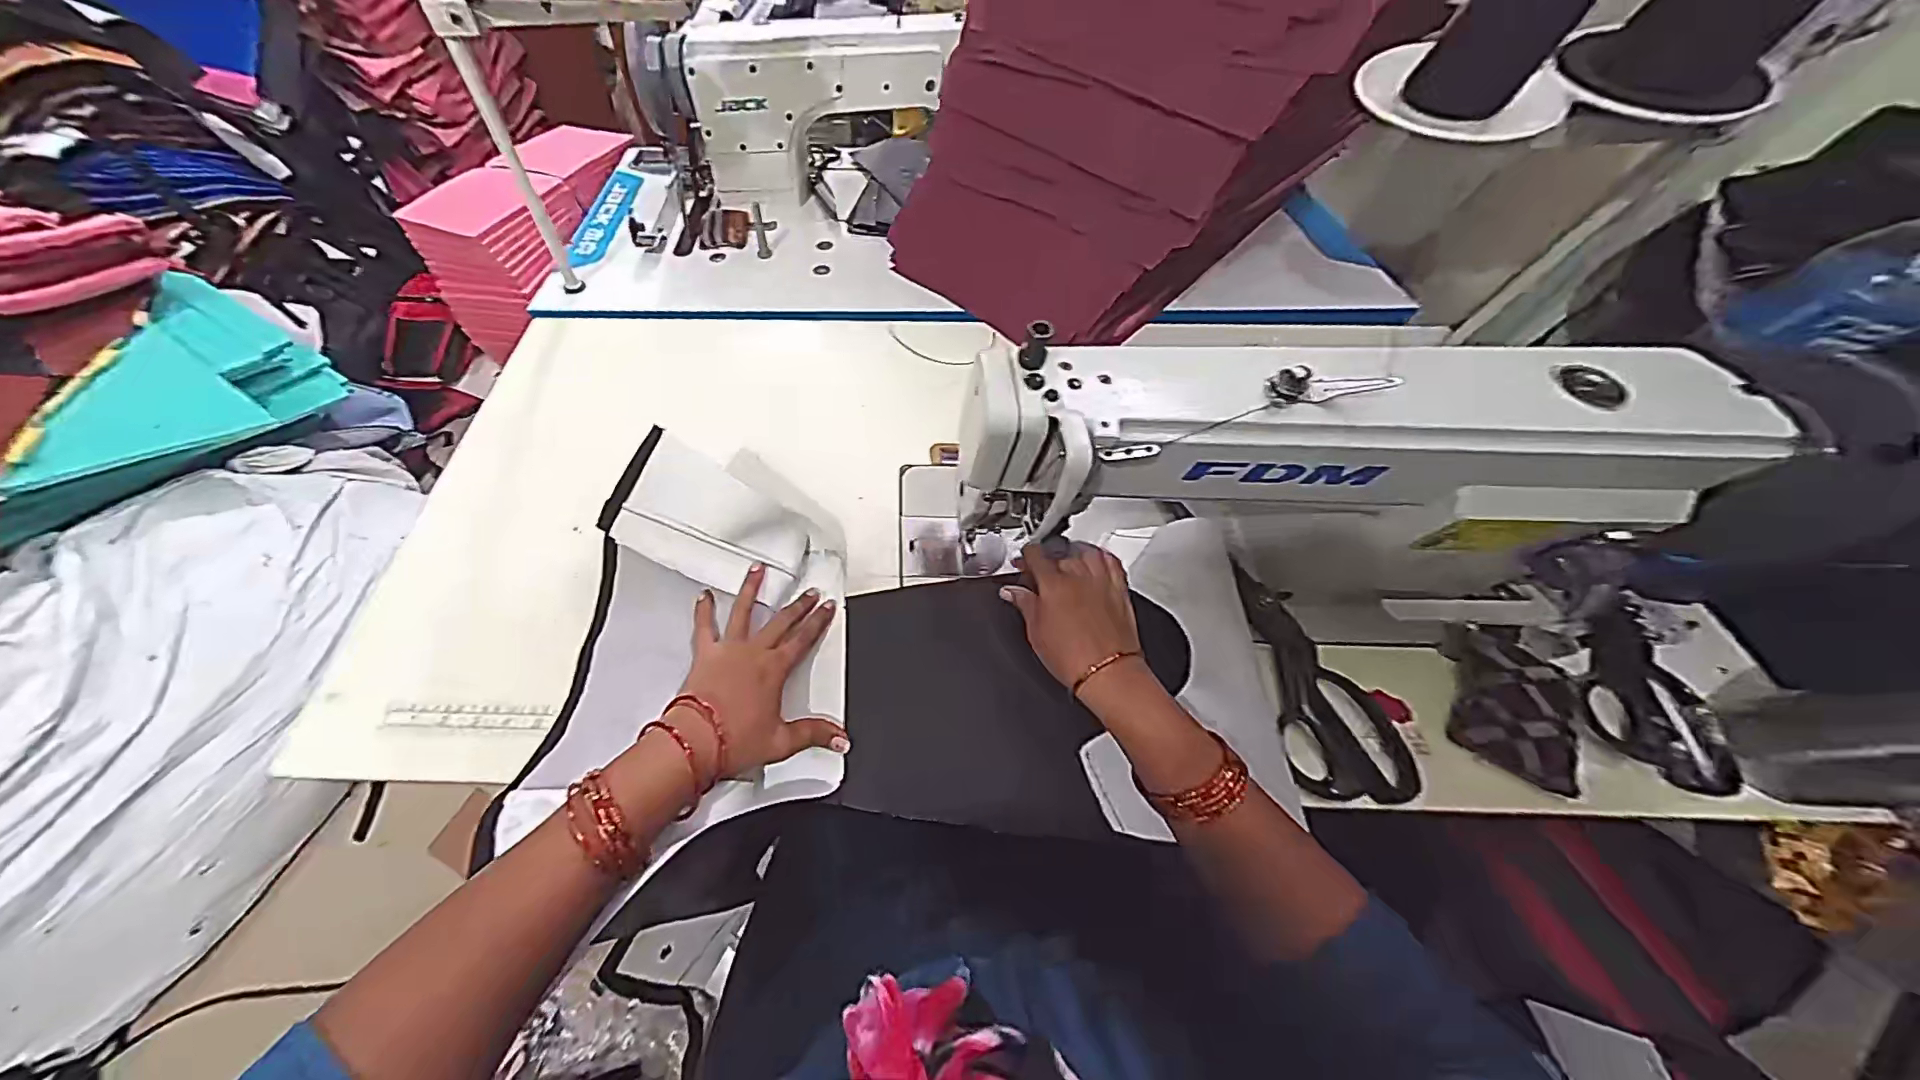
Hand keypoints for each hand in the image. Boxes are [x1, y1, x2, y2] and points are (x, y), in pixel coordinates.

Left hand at [679, 564, 846, 775]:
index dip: (818, 622)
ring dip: (752, 589)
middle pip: (781, 621)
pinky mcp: (705, 655)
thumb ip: (813, 734)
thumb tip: (838, 737)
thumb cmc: (733, 740)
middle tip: (809, 593)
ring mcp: (728, 650)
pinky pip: (704, 626)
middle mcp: (753, 654)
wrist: (696, 741)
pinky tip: (704, 597)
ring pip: (743, 611)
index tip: (826, 608)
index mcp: (774, 670)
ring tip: (758, 571)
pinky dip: (704, 610)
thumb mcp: (782, 741)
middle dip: (799, 605)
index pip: (803, 639)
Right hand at [1000, 542, 1143, 693]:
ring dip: (1074, 552)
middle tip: (1041, 572)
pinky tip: (1096, 561)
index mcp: (1053, 583)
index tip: (1023, 563)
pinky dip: (1102, 557)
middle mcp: (1078, 575)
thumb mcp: (1036, 632)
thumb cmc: (1073, 658)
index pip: (1035, 555)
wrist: (1107, 672)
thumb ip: (1024, 605)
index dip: (1026, 557)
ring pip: (1086, 551)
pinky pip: (1112, 562)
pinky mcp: (1120, 589)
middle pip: (1059, 553)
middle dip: (1047, 559)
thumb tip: (1013, 592)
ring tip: (1067, 560)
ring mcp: (1101, 580)